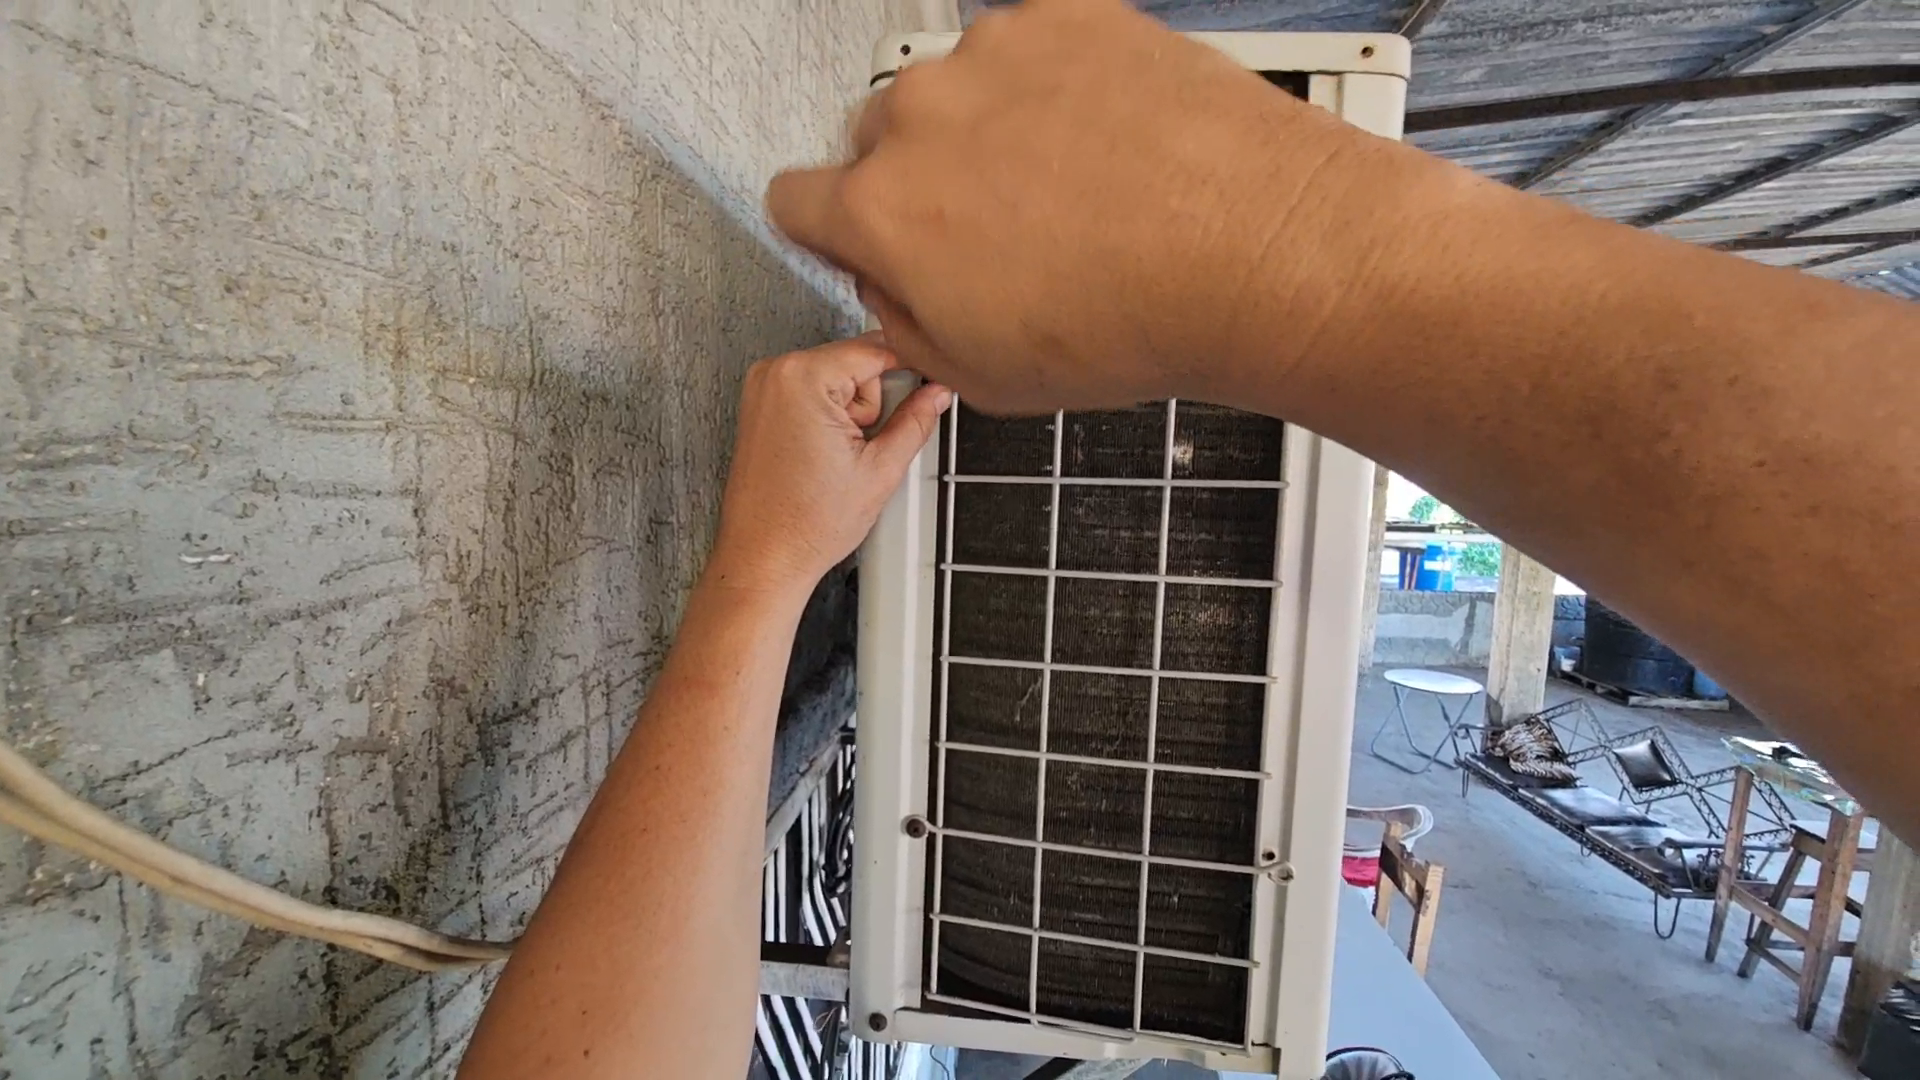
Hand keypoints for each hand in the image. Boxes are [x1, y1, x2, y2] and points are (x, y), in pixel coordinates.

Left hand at [706, 336, 950, 595]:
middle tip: (863, 449)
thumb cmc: (807, 524)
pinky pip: (814, 394)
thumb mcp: (880, 470)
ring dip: (851, 413)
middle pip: (855, 363)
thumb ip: (916, 421)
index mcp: (804, 378)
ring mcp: (764, 387)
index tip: (932, 384)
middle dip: (872, 402)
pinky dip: (830, 417)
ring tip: (839, 459)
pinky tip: (825, 455)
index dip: (912, 368)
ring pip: (837, 379)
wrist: (765, 558)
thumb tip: (938, 394)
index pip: (877, 349)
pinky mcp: (761, 405)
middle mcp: (777, 373)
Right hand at [765, 0, 1431, 413]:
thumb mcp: (982, 377)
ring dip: (980, 139)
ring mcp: (993, 56)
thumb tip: (883, 286)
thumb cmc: (1123, 323)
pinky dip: (1043, 98)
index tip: (858, 238)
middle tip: (985, 234)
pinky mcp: (1064, 18)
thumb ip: (903, 326)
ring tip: (1057, 194)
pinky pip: (1021, 59)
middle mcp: (920, 117)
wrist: (1246, 253)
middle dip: (910, 188)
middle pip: (873, 144)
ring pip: (949, 97)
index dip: (827, 230)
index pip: (796, 202)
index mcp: (883, 213)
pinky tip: (1094, 151)